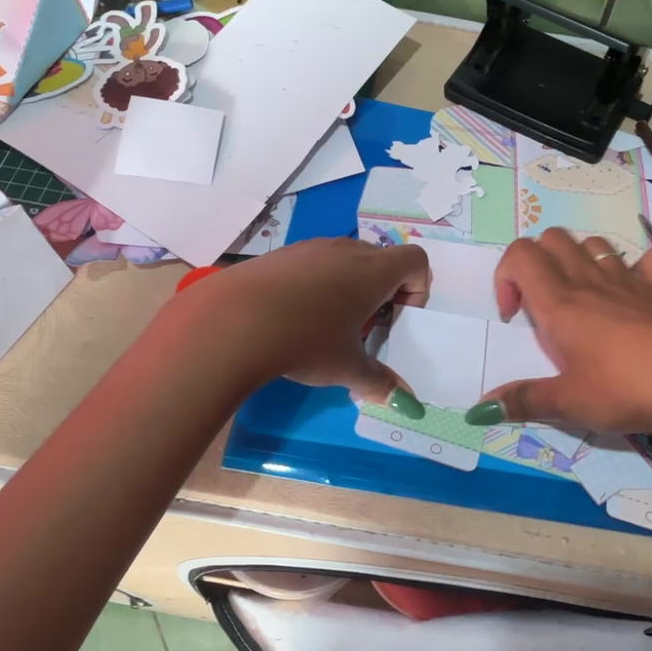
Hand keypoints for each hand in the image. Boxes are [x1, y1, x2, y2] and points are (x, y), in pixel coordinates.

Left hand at [170, 238, 430, 412]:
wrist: (234, 320)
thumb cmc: (306, 340)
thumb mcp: (347, 368)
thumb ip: (380, 382)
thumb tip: (405, 403)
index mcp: (374, 271)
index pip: (416, 260)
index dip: (417, 289)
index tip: (396, 320)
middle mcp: (347, 250)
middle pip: (382, 259)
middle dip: (382, 291)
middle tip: (365, 327)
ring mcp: (312, 247)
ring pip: (345, 260)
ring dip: (348, 287)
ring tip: (328, 324)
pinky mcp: (281, 254)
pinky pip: (313, 263)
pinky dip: (317, 284)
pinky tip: (294, 316)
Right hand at [475, 229, 651, 443]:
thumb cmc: (626, 390)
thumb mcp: (570, 403)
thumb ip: (525, 400)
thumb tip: (480, 410)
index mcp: (560, 303)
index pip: (520, 255)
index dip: (506, 276)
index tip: (516, 318)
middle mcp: (591, 281)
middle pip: (553, 238)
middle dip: (537, 262)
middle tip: (543, 306)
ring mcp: (631, 281)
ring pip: (595, 243)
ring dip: (580, 259)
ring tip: (584, 300)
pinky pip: (650, 260)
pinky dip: (638, 267)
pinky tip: (637, 292)